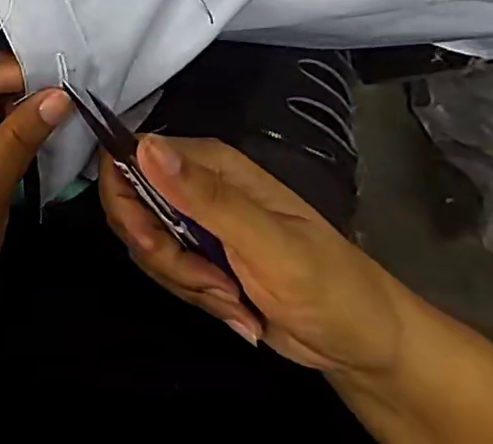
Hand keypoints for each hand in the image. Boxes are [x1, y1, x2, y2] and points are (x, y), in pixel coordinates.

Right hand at [100, 135, 406, 375]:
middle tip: (209, 281)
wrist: (366, 345)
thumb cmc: (333, 287)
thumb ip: (207, 197)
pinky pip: (161, 267)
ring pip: (143, 241)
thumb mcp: (271, 244)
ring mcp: (193, 219)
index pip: (130, 155)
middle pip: (131, 203)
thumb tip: (146, 147)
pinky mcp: (196, 253)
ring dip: (181, 280)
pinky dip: (190, 293)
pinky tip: (234, 306)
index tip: (150, 241)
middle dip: (159, 253)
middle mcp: (195, 182)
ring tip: (234, 298)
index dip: (125, 197)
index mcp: (211, 164)